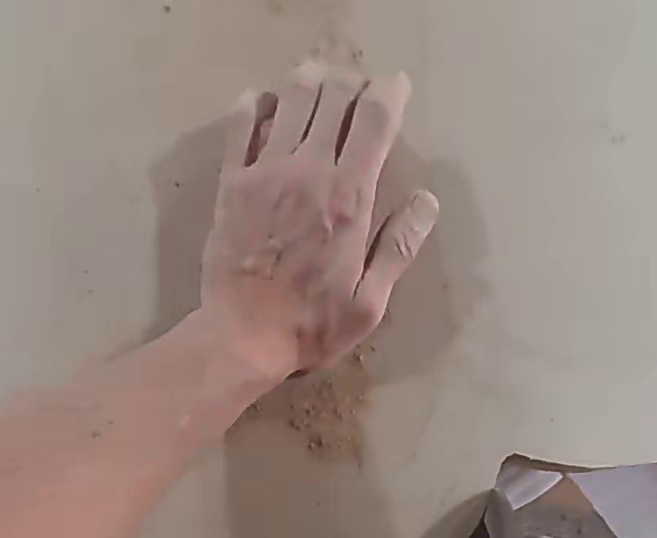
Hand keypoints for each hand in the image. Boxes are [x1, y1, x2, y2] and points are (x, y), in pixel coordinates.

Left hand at [199, 63, 440, 377]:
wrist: (242, 338)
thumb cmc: (310, 328)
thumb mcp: (369, 304)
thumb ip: (398, 249)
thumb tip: (426, 202)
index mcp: (349, 199)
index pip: (375, 118)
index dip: (391, 92)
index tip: (397, 88)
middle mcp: (308, 172)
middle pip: (335, 95)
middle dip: (353, 81)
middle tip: (358, 92)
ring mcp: (265, 173)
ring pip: (292, 97)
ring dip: (312, 80)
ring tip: (321, 84)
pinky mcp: (231, 183)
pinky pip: (242, 122)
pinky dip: (259, 102)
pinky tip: (269, 106)